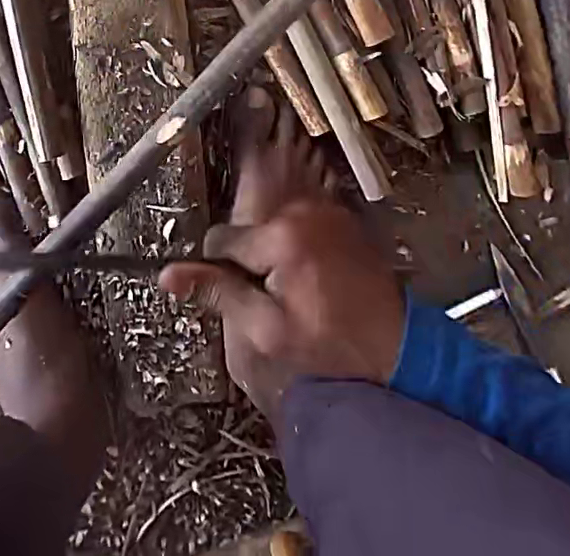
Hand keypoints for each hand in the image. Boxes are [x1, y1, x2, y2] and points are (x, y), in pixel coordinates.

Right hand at [160, 200, 403, 426]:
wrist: (401, 356)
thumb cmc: (334, 349)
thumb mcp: (265, 328)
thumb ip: (216, 292)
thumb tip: (169, 275)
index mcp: (282, 236)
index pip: (221, 240)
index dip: (222, 271)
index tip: (241, 294)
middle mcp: (305, 213)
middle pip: (248, 230)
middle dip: (250, 260)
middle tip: (273, 297)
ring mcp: (328, 213)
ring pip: (271, 226)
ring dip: (272, 252)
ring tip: (296, 290)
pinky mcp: (343, 220)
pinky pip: (299, 224)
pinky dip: (296, 245)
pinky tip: (312, 279)